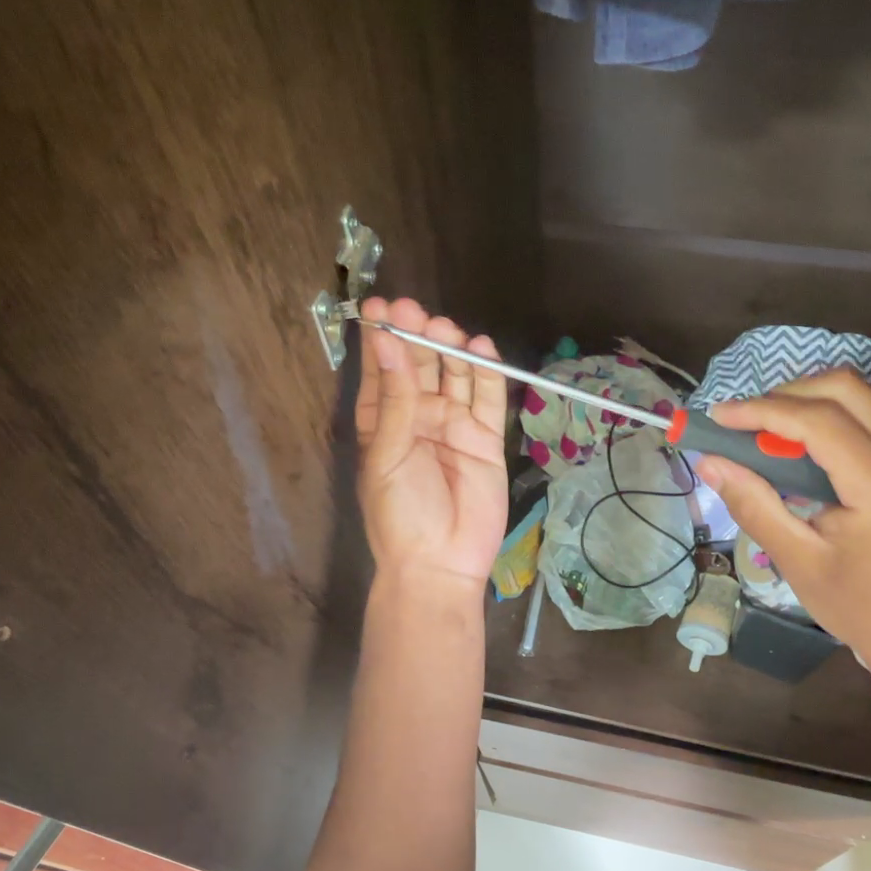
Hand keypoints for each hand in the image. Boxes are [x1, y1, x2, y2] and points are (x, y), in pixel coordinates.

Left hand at [355, 297, 508, 583]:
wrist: (439, 564)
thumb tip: (391, 342)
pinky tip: (483, 348)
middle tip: (417, 312)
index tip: (381, 307)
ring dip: (451, 349)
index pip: (383, 370)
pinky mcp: (486, 439)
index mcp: (382, 421)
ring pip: (456, 376)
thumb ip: (395, 400)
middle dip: (418, 337)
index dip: (382, 339)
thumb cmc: (400, 513)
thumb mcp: (388, 455)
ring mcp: (454, 426)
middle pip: (421, 365)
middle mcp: (418, 417)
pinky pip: (489, 400)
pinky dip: (488, 374)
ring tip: (448, 330)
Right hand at [694, 369, 870, 682]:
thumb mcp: (798, 562)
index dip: (762, 410)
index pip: (818, 420)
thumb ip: (754, 505)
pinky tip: (799, 450)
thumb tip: (710, 463)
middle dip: (786, 394)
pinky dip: (829, 420)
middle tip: (743, 424)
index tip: (718, 418)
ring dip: (807, 403)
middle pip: (844, 388)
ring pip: (860, 397)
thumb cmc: (860, 608)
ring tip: (764, 434)